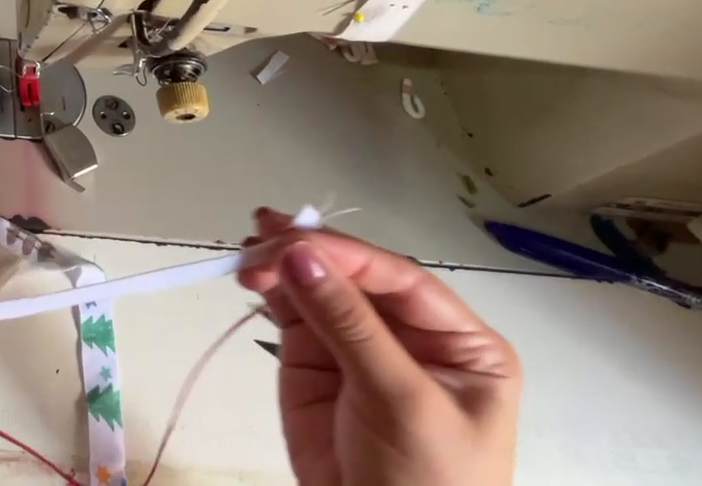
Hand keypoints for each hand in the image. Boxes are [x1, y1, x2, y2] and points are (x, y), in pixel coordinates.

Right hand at [238, 209, 520, 485]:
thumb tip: (294, 253)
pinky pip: (289, 307)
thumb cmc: (422, 480)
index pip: (396, 277)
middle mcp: (406, 331)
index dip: (343, 254)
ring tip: (246, 251)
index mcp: (455, 339)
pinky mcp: (312, 355)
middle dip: (304, 251)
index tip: (290, 242)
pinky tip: (249, 272)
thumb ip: (347, 324)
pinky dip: (268, 286)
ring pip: (315, 282)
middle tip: (257, 239)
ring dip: (278, 260)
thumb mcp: (398, 401)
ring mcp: (354, 341)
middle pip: (351, 272)